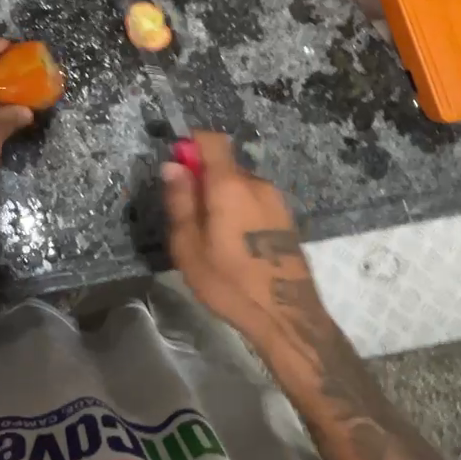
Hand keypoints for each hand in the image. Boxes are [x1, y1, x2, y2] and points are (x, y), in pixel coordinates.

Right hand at [163, 132, 323, 338]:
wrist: (288, 319)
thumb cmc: (230, 282)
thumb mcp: (188, 245)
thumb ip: (180, 201)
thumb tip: (171, 165)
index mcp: (230, 185)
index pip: (212, 140)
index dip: (190, 143)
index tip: (176, 166)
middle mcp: (256, 184)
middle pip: (224, 164)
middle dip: (203, 178)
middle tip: (188, 214)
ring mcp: (276, 202)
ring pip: (239, 184)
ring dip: (221, 197)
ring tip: (211, 235)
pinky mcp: (286, 220)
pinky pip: (253, 200)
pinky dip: (238, 209)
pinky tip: (234, 243)